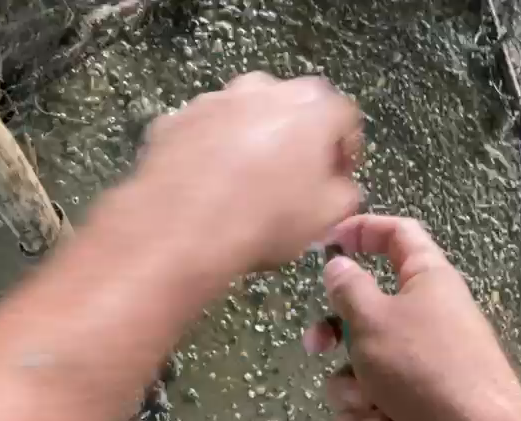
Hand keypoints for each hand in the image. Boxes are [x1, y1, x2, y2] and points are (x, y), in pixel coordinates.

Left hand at [123, 73, 362, 275]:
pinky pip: (200, 137)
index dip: (343, 153)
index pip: (343, 120)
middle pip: (290, 114)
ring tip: (243, 192)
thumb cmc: (264, 221)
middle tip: (290, 186)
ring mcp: (214, 101)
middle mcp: (263, 90)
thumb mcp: (325, 219)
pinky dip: (205, 157)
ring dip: (247, 148)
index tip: (337, 178)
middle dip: (294, 146)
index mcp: (313, 105)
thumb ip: (346, 196)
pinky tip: (205, 192)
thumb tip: (343, 191)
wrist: (183, 231)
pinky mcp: (174, 122)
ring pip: (241, 122)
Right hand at [301, 215, 520, 420]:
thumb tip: (338, 266)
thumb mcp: (375, 319)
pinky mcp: (402, 405)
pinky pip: (364, 403)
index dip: (361, 231)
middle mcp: (419, 319)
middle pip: (362, 312)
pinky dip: (364, 416)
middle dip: (334, 334)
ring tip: (367, 402)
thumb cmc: (422, 365)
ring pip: (355, 367)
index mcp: (425, 281)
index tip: (324, 244)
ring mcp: (411, 365)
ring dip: (351, 388)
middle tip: (317, 346)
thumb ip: (348, 290)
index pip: (396, 236)